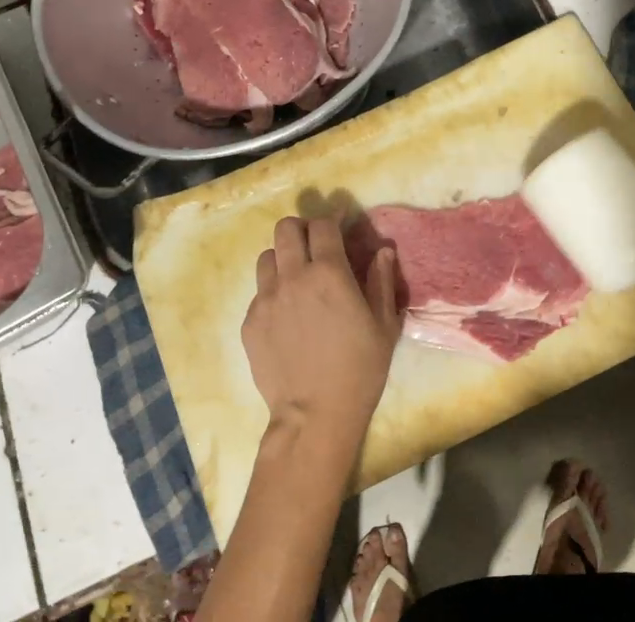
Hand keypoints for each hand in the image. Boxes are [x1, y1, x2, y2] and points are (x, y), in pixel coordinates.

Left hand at [243, 217, 400, 440]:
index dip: (331, 220)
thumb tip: (382, 250)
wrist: (315, 415)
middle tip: (315, 246)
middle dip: (302, 230)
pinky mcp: (250, 321)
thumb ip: (381, 281)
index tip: (339, 225)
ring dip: (283, 258)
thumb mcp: (384, 325)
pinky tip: (287, 316)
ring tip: (297, 278)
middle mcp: (293, 277)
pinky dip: (273, 292)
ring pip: (266, 257)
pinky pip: (259, 292)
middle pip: (286, 228)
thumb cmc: (360, 370)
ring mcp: (266, 299)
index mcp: (329, 273)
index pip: (322, 225)